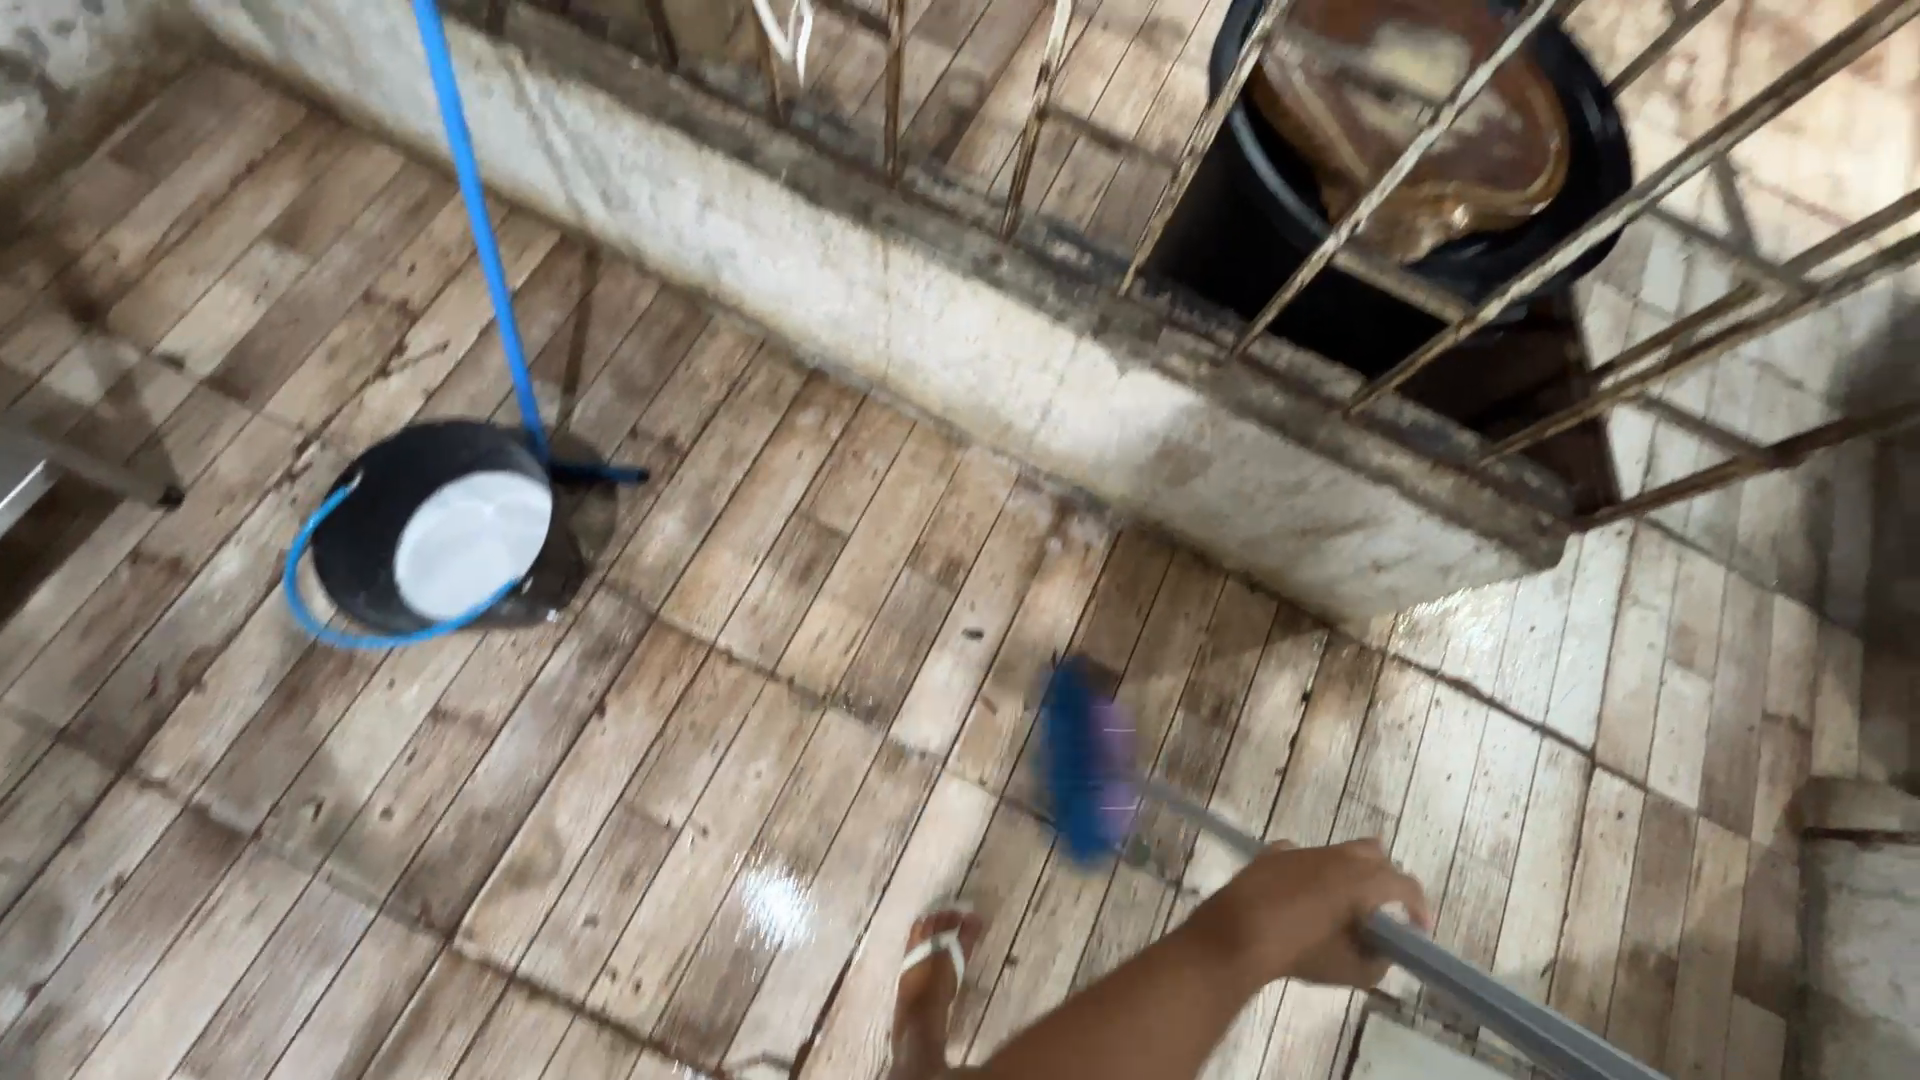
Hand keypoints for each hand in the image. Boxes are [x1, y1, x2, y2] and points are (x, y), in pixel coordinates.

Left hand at [1187, 838, 1431, 992]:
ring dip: (1346, 873)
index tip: (1417, 929)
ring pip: (1335, 852)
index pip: (1404, 883)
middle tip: (1382, 909)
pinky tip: (1303, 895)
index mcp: (1361, 880)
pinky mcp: (1271, 854)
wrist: (1239, 933)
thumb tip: (1381, 950)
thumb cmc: (1302, 951)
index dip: (1418, 906)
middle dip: (1384, 878)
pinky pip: (1300, 856)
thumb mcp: (1353, 971)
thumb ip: (1378, 960)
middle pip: (1373, 854)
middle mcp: (1334, 856)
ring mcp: (1299, 851)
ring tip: (1342, 905)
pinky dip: (1310, 872)